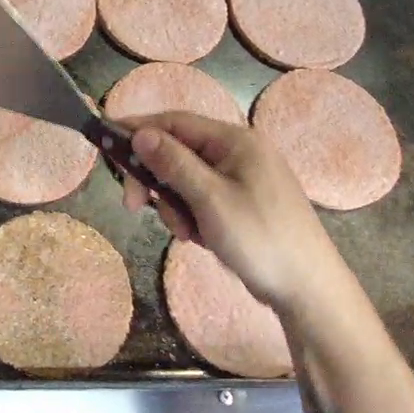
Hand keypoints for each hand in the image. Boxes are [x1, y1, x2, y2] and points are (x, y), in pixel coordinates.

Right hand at [118, 112, 349, 315]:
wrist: (309, 290)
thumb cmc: (260, 238)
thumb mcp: (209, 199)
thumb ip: (173, 163)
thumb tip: (139, 133)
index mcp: (236, 141)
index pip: (175, 122)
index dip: (137, 130)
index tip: (105, 145)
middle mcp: (239, 152)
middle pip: (177, 151)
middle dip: (154, 178)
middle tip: (133, 206)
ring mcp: (243, 178)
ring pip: (185, 179)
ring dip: (174, 204)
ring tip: (186, 233)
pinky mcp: (242, 203)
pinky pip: (201, 198)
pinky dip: (191, 216)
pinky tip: (199, 237)